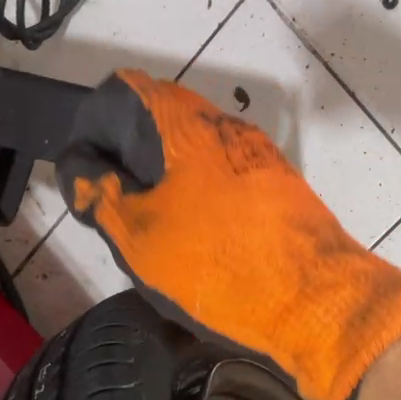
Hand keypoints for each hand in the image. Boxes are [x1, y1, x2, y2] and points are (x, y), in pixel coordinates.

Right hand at [57, 70, 400, 399]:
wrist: (319, 304)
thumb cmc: (222, 266)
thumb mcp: (140, 237)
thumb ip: (99, 196)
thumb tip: (81, 170)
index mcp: (183, 122)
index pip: (118, 95)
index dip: (90, 132)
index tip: (84, 178)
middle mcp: (225, 127)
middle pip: (158, 128)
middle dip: (128, 165)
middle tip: (115, 216)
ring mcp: (261, 160)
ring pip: (194, 161)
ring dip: (167, 190)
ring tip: (158, 242)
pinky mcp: (283, 194)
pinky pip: (227, 189)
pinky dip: (202, 209)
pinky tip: (202, 251)